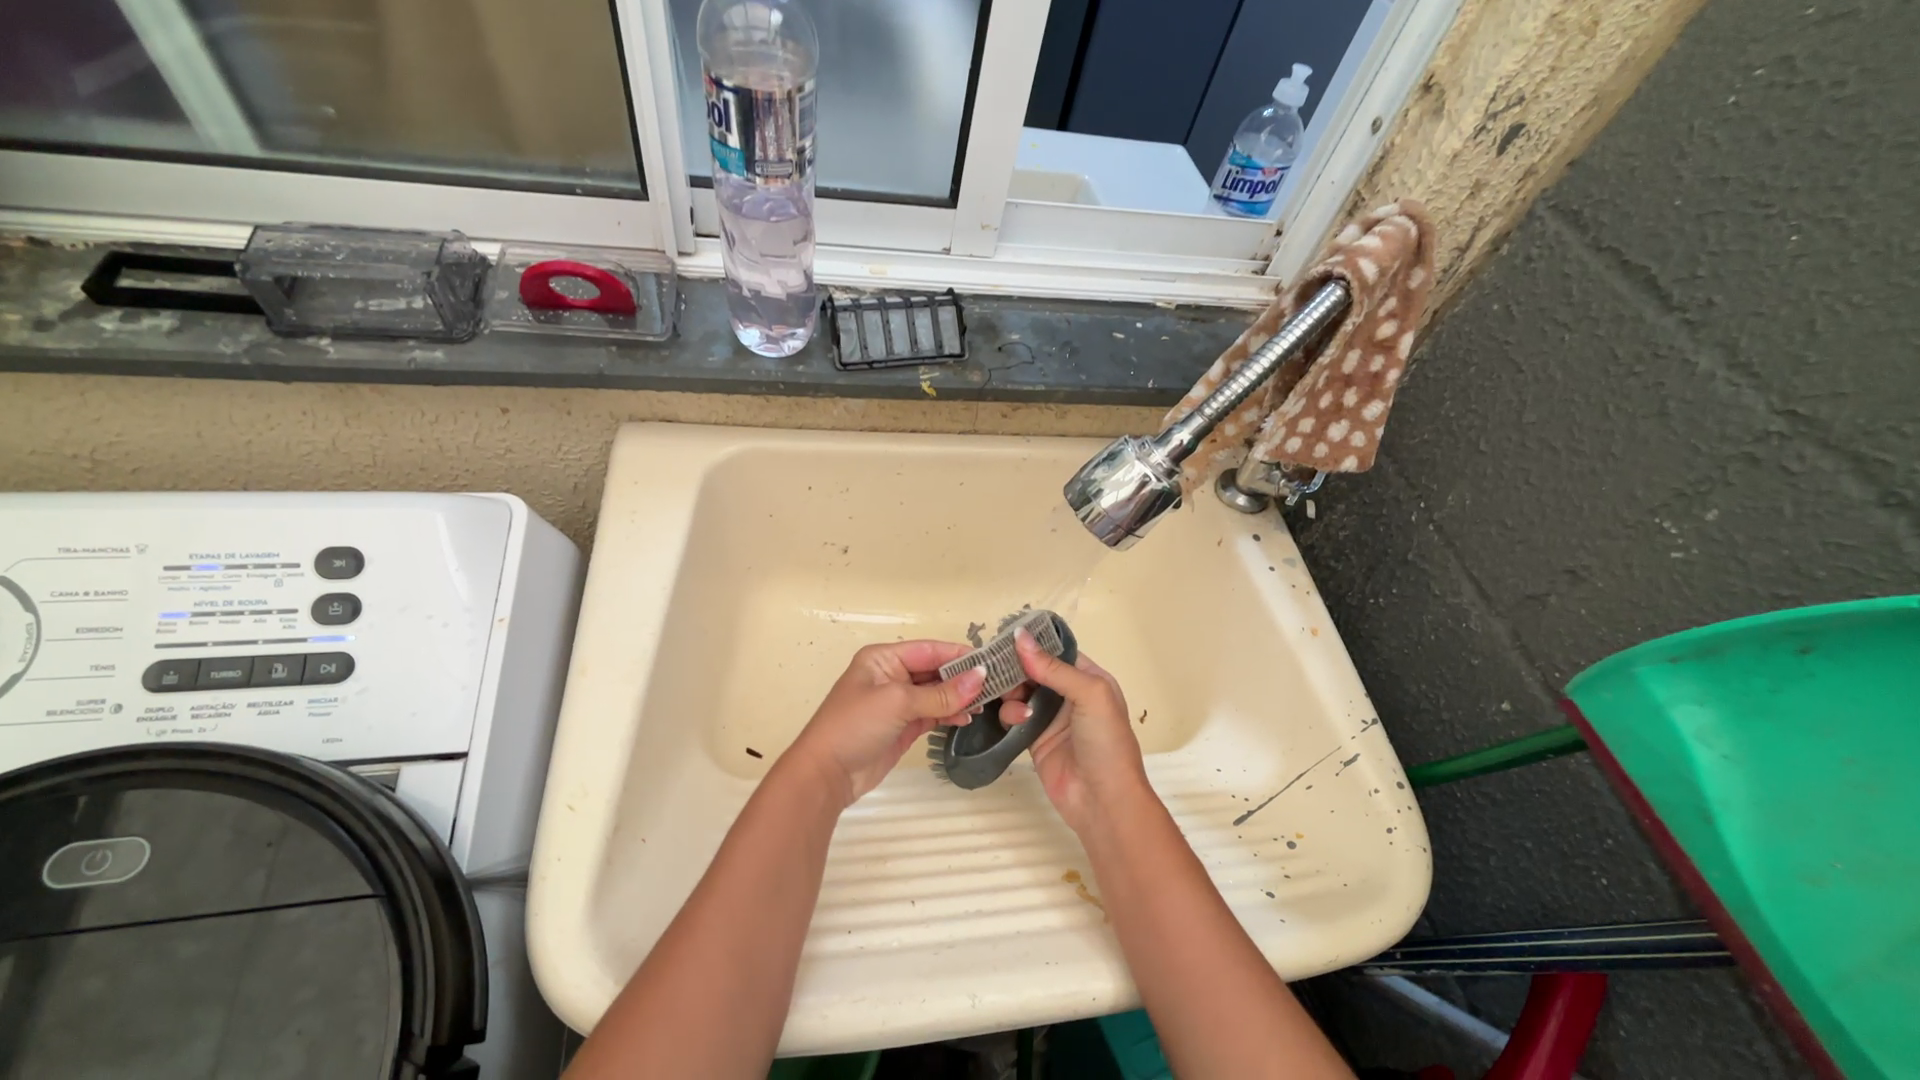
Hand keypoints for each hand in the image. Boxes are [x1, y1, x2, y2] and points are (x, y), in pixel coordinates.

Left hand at [788, 641, 985, 807]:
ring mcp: (898, 702)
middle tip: (997, 684)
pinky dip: (951, 713)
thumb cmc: (854, 727)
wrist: (826, 775)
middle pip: (935, 670)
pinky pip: (934, 712)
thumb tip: (981, 676)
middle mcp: (891, 675)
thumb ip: (941, 693)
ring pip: (937, 693)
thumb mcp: (898, 703)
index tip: (992, 661)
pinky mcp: (904, 726)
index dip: (959, 655)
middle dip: (964, 677)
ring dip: (960, 697)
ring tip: (986, 703)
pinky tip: (968, 716)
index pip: (929, 649)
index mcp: (883, 658)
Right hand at [1000, 628, 1149, 833]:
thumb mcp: (1090, 695)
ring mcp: (1051, 718)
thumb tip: (1020, 636)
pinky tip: (1014, 719)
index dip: (1034, 643)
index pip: (1058, 652)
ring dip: (1011, 691)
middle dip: (1016, 667)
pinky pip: (1014, 716)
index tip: (1005, 635)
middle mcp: (1070, 695)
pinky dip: (1009, 714)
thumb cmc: (1106, 742)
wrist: (1102, 800)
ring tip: (1010, 698)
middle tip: (996, 665)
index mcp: (1090, 679)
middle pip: (1035, 670)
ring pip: (1021, 692)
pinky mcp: (1033, 739)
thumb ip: (1053, 667)